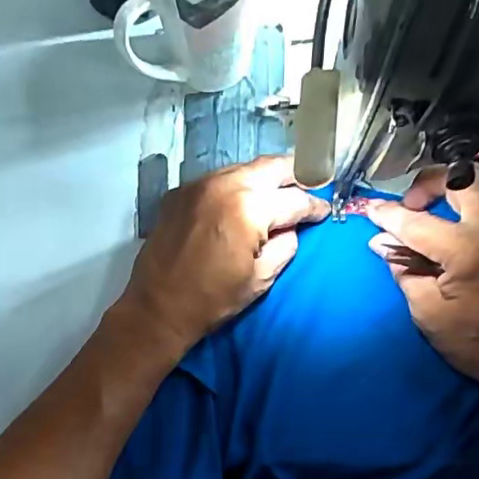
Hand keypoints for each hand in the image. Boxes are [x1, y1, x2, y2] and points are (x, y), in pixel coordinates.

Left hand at [115, 155, 330, 354]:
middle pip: (271, 167)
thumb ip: (285, 245)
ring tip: (275, 195)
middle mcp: (223, 185)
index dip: (314, 206)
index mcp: (248, 207)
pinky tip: (239, 203)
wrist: (155, 310)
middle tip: (307, 190)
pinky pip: (216, 181)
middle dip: (294, 177)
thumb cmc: (210, 301)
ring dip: (262, 180)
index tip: (323, 212)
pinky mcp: (178, 195)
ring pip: (243, 169)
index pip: (295, 198)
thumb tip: (291, 228)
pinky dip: (233, 187)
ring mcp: (197, 186)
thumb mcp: (260, 278)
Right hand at [364, 165, 478, 400]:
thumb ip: (405, 271)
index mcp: (469, 249)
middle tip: (413, 204)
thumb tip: (384, 244)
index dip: (388, 215)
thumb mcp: (428, 313)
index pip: (417, 221)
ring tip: (449, 240)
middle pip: (464, 177)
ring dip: (461, 211)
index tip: (372, 210)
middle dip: (430, 184)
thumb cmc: (477, 344)